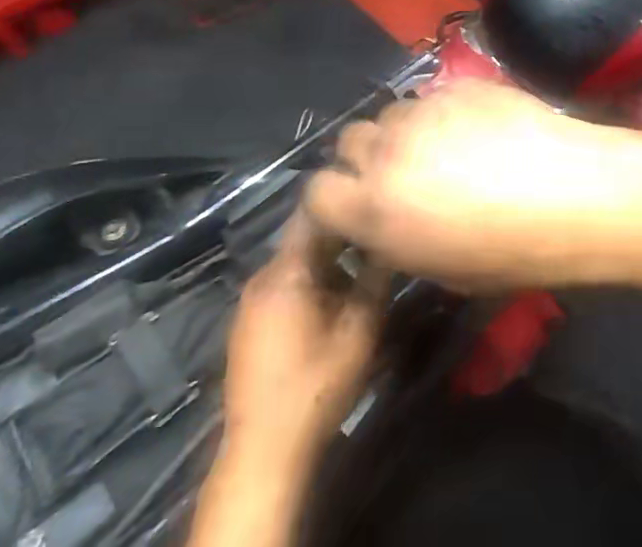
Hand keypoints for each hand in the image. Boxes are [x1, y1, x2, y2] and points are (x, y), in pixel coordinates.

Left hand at [221, 209, 382, 466]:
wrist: (265, 446)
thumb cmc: (318, 380)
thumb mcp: (361, 325)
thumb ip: (377, 276)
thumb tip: (391, 239)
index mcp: (285, 272)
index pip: (313, 214)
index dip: (345, 201)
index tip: (376, 195)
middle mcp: (261, 278)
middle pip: (305, 240)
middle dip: (343, 235)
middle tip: (381, 235)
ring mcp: (250, 304)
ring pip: (298, 264)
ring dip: (330, 261)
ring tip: (366, 268)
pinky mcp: (250, 325)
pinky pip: (286, 286)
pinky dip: (314, 282)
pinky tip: (339, 301)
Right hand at [304, 81, 641, 290]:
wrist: (574, 194)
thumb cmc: (514, 251)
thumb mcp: (444, 271)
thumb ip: (399, 240)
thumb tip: (391, 223)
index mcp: (373, 208)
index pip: (318, 193)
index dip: (338, 200)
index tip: (363, 206)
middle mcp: (386, 153)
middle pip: (350, 143)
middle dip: (369, 159)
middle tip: (407, 173)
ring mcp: (423, 112)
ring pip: (392, 114)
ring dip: (406, 131)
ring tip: (446, 146)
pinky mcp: (459, 85)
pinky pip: (433, 94)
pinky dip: (443, 111)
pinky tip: (478, 126)